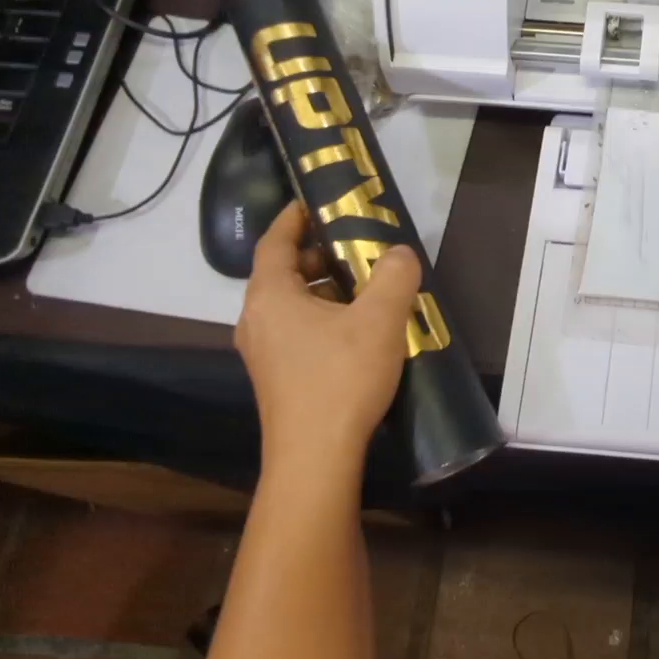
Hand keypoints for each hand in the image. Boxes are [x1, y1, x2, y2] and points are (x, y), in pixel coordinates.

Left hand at [235, 201, 421, 469]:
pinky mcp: (279, 377)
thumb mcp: (380, 320)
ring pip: (294, 303)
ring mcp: (265, 352)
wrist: (316, 458)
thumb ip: (394, 276)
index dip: (295, 216)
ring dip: (327, 287)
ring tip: (369, 284)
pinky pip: (298, 330)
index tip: (319, 200)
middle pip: (284, 271)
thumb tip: (400, 252)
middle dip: (321, 252)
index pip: (275, 241)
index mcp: (271, 296)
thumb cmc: (341, 379)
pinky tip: (360, 329)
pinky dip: (325, 316)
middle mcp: (258, 319)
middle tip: (360, 244)